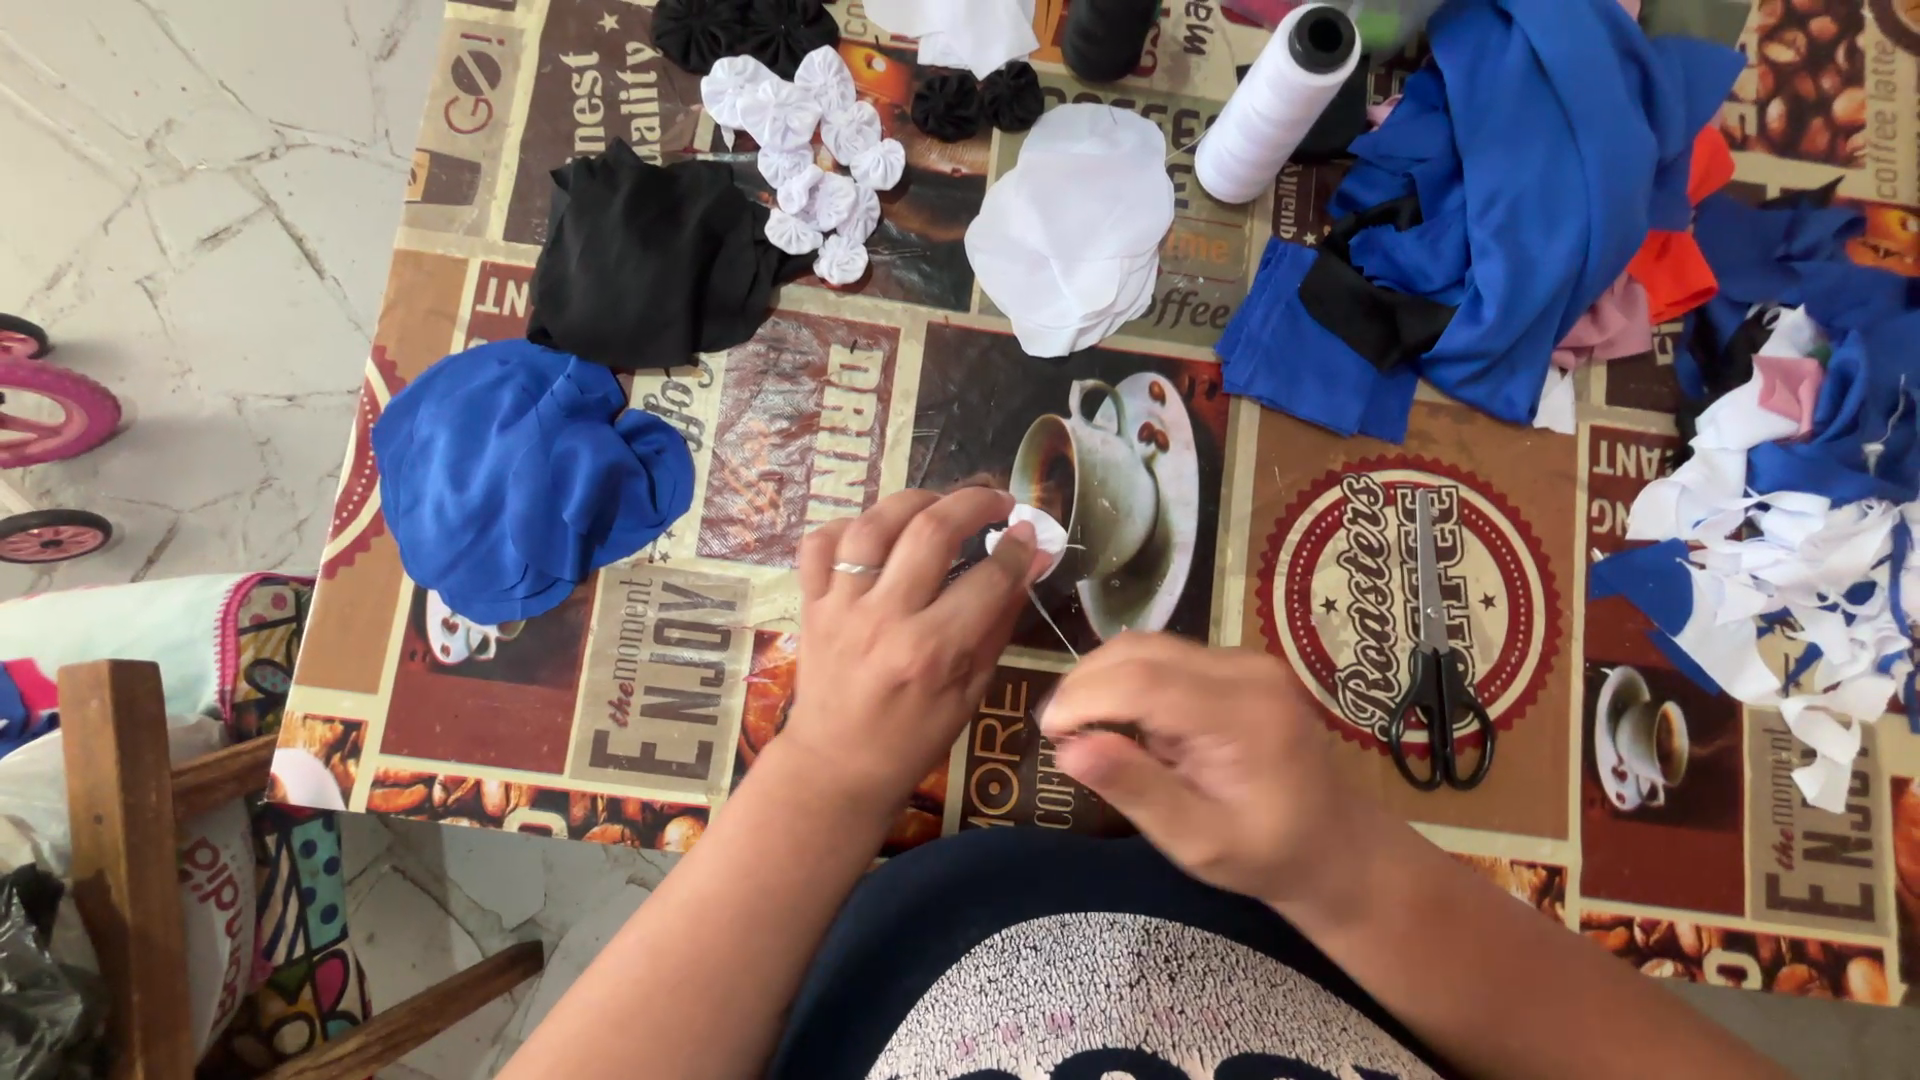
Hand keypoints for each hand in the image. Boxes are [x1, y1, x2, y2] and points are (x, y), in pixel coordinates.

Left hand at [782, 488, 1049, 813]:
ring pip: (873, 525)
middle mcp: (884, 619)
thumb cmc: (914, 737)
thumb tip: (1029, 563)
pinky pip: (820, 544)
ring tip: (939, 504)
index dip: (1018, 549)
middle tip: (997, 500)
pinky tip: (876, 532)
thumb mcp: (972, 691)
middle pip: (930, 531)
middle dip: (974, 503)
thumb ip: (999, 622)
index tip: (1029, 534)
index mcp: (931, 651)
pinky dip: (848, 525)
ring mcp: (840, 607)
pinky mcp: (810, 603)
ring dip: (913, 501)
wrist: (837, 764)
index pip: (988, 579)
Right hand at [1040, 633, 1375, 907]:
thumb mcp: (1198, 842)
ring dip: (1103, 677)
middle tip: (1056, 728)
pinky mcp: (1238, 663)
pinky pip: (1166, 655)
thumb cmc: (1268, 855)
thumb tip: (1068, 750)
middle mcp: (1247, 672)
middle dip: (1085, 683)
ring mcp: (1246, 661)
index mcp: (1245, 716)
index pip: (1144, 682)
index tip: (1047, 731)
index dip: (1084, 697)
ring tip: (1080, 722)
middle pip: (1141, 651)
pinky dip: (1128, 678)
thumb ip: (1136, 790)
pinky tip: (1119, 715)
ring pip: (1148, 645)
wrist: (1338, 844)